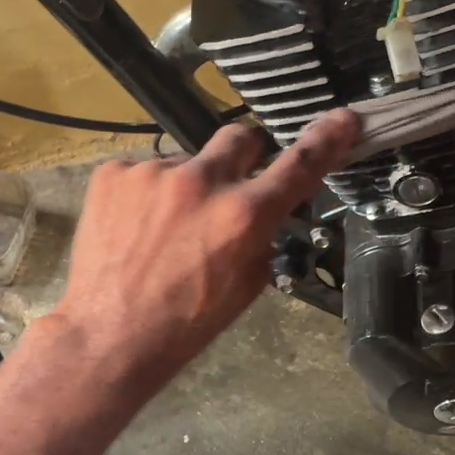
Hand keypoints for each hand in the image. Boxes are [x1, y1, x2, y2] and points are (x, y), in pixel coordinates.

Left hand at [49, 109, 359, 381]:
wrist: (110, 335)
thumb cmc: (187, 323)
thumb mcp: (247, 285)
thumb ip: (261, 235)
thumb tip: (262, 210)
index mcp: (243, 216)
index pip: (298, 166)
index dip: (326, 139)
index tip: (343, 119)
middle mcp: (201, 182)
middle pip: (239, 137)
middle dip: (243, 158)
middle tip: (229, 191)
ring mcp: (152, 171)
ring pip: (187, 161)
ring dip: (188, 186)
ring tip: (167, 230)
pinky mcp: (113, 172)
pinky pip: (145, 171)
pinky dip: (148, 195)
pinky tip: (137, 228)